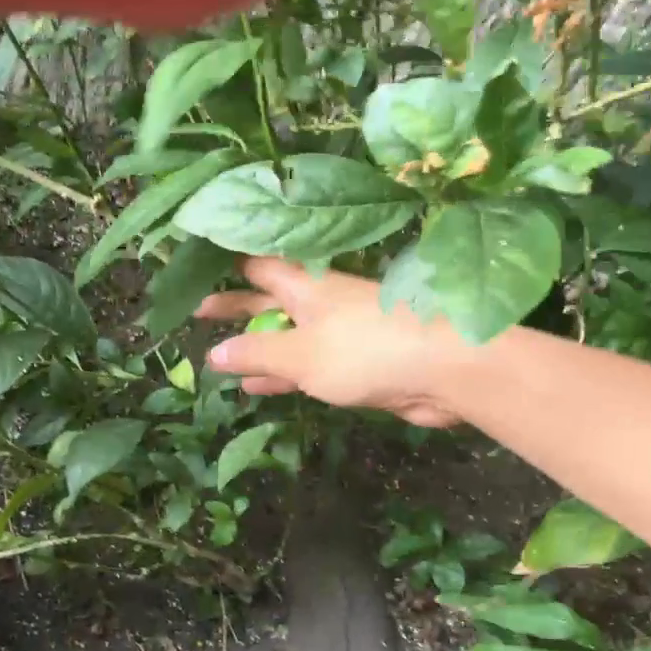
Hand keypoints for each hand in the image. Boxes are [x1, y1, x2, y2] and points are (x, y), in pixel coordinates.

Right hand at [197, 255, 475, 427]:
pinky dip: (279, 372)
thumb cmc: (368, 350)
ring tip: (218, 357)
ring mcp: (339, 332)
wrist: (452, 371)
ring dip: (255, 345)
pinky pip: (305, 364)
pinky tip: (255, 386)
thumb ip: (254, 353)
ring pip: (286, 334)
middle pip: (268, 299)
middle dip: (235, 307)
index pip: (258, 265)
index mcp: (306, 286)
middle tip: (198, 311)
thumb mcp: (299, 354)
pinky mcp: (355, 362)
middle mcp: (321, 302)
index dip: (229, 264)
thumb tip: (212, 354)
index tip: (199, 264)